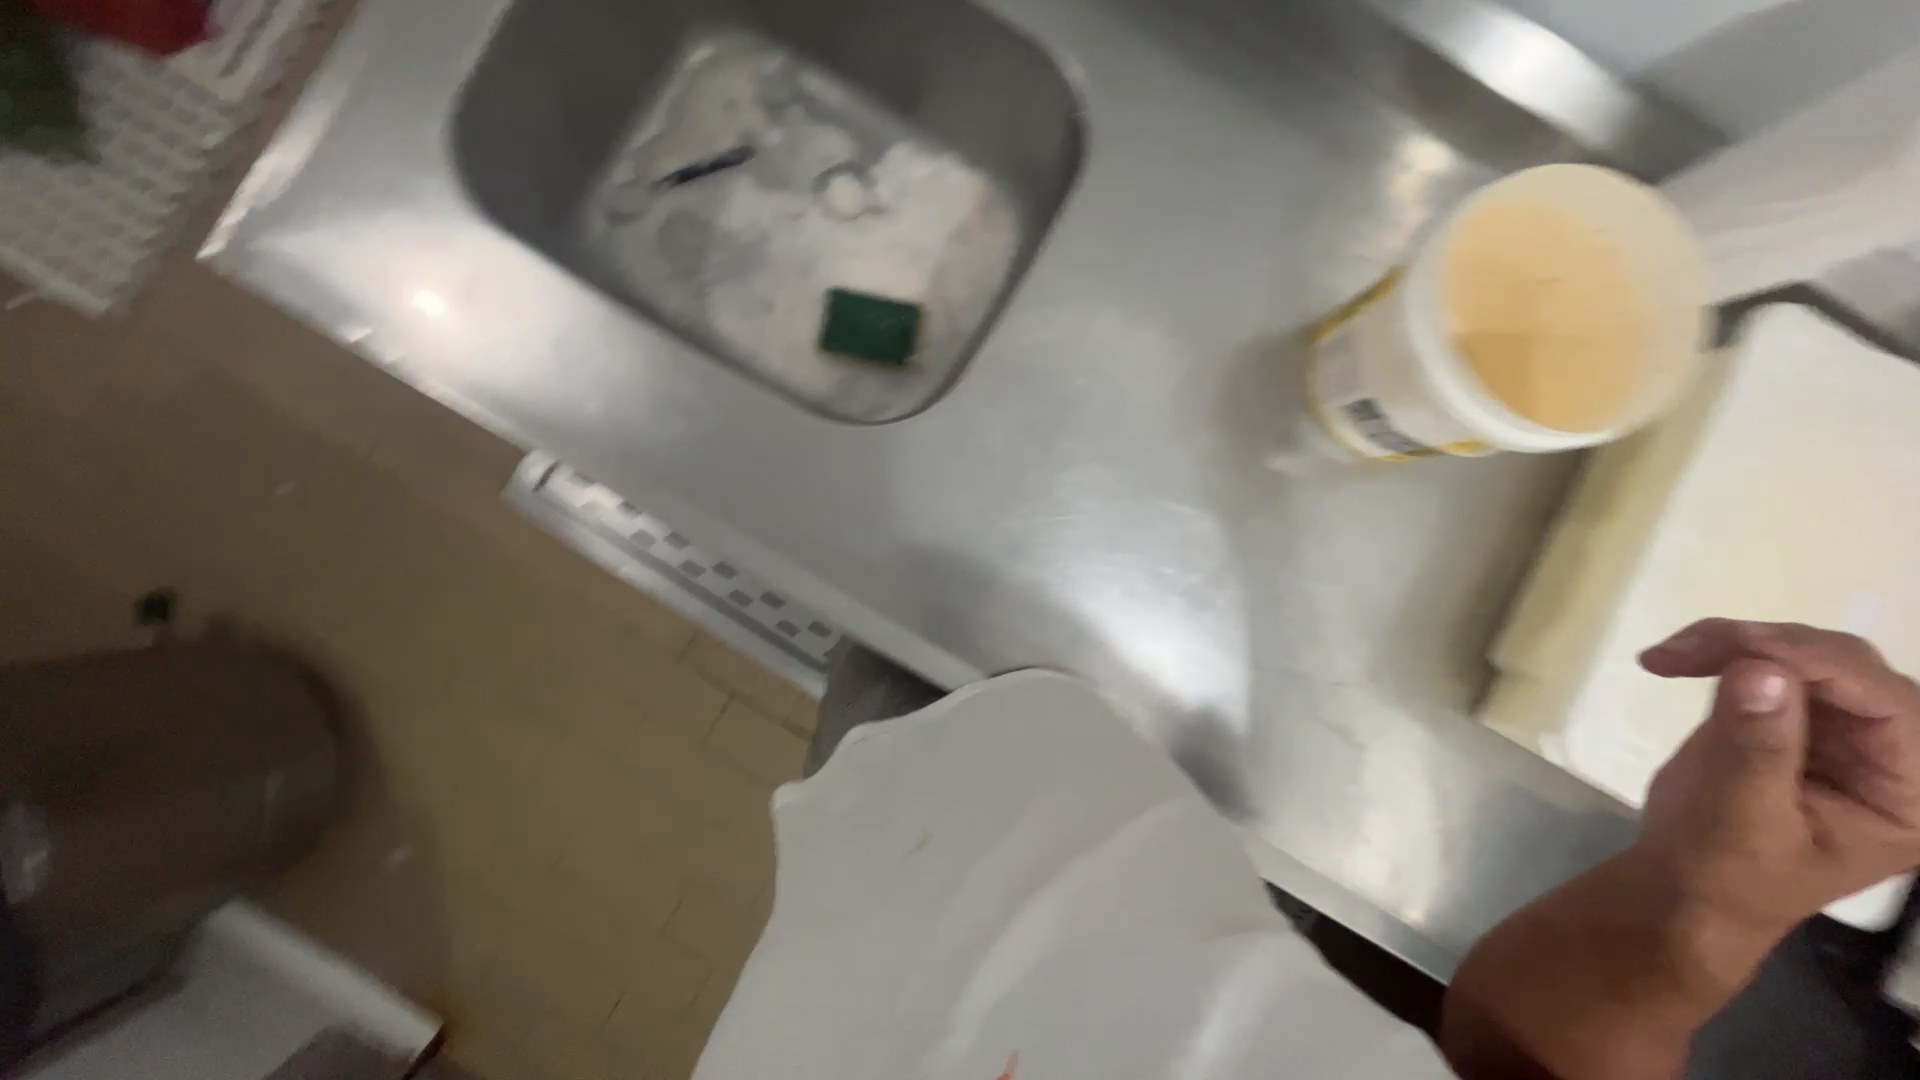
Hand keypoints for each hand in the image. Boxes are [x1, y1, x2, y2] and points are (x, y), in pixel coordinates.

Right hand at [1442, 619, 1919, 1079]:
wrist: (1684, 888)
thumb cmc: (1720, 868)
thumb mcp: (1739, 815)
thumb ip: (1757, 745)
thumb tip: (1759, 669)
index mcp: (1910, 789)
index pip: (1890, 704)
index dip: (1820, 664)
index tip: (1736, 646)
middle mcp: (1892, 754)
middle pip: (1850, 669)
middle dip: (1769, 646)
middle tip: (1684, 649)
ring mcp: (1840, 734)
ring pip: (1807, 656)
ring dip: (1734, 643)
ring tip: (1667, 656)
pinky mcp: (1790, 720)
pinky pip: (1769, 666)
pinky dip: (1719, 653)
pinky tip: (1674, 661)